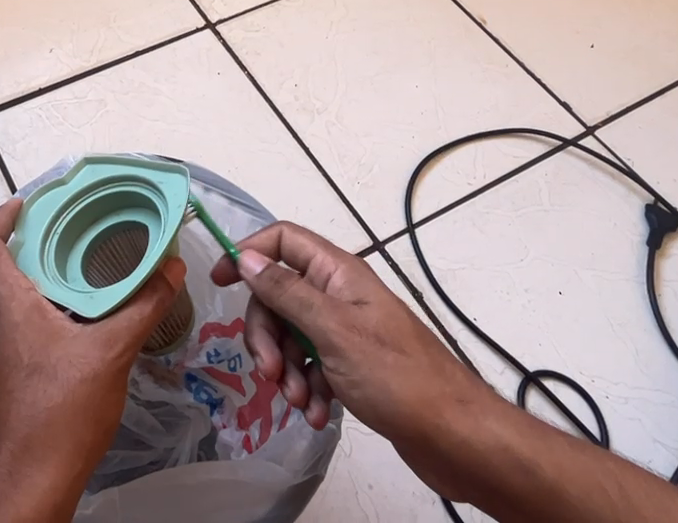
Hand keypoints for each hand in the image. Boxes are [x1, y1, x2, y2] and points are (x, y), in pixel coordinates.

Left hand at [0, 197, 185, 521]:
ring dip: (32, 281)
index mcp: (6, 305)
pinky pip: (11, 329)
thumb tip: (173, 268)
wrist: (26, 486)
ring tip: (73, 274)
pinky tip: (69, 326)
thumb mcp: (111, 353)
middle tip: (66, 234)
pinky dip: (34, 313)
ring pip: (5, 302)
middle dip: (28, 247)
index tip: (27, 203)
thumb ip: (143, 306)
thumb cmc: (62, 412)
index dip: (1, 217)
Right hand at [210, 222, 498, 502]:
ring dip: (286, 368)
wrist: (456, 438)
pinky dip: (309, 388)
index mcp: (337, 272)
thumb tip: (246, 256)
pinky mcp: (352, 365)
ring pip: (291, 333)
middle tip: (269, 372)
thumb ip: (286, 291)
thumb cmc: (396, 377)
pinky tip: (319, 413)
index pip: (282, 239)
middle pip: (278, 294)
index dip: (248, 252)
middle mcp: (339, 294)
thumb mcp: (332, 330)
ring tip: (301, 402)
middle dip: (267, 334)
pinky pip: (311, 365)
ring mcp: (346, 330)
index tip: (221, 281)